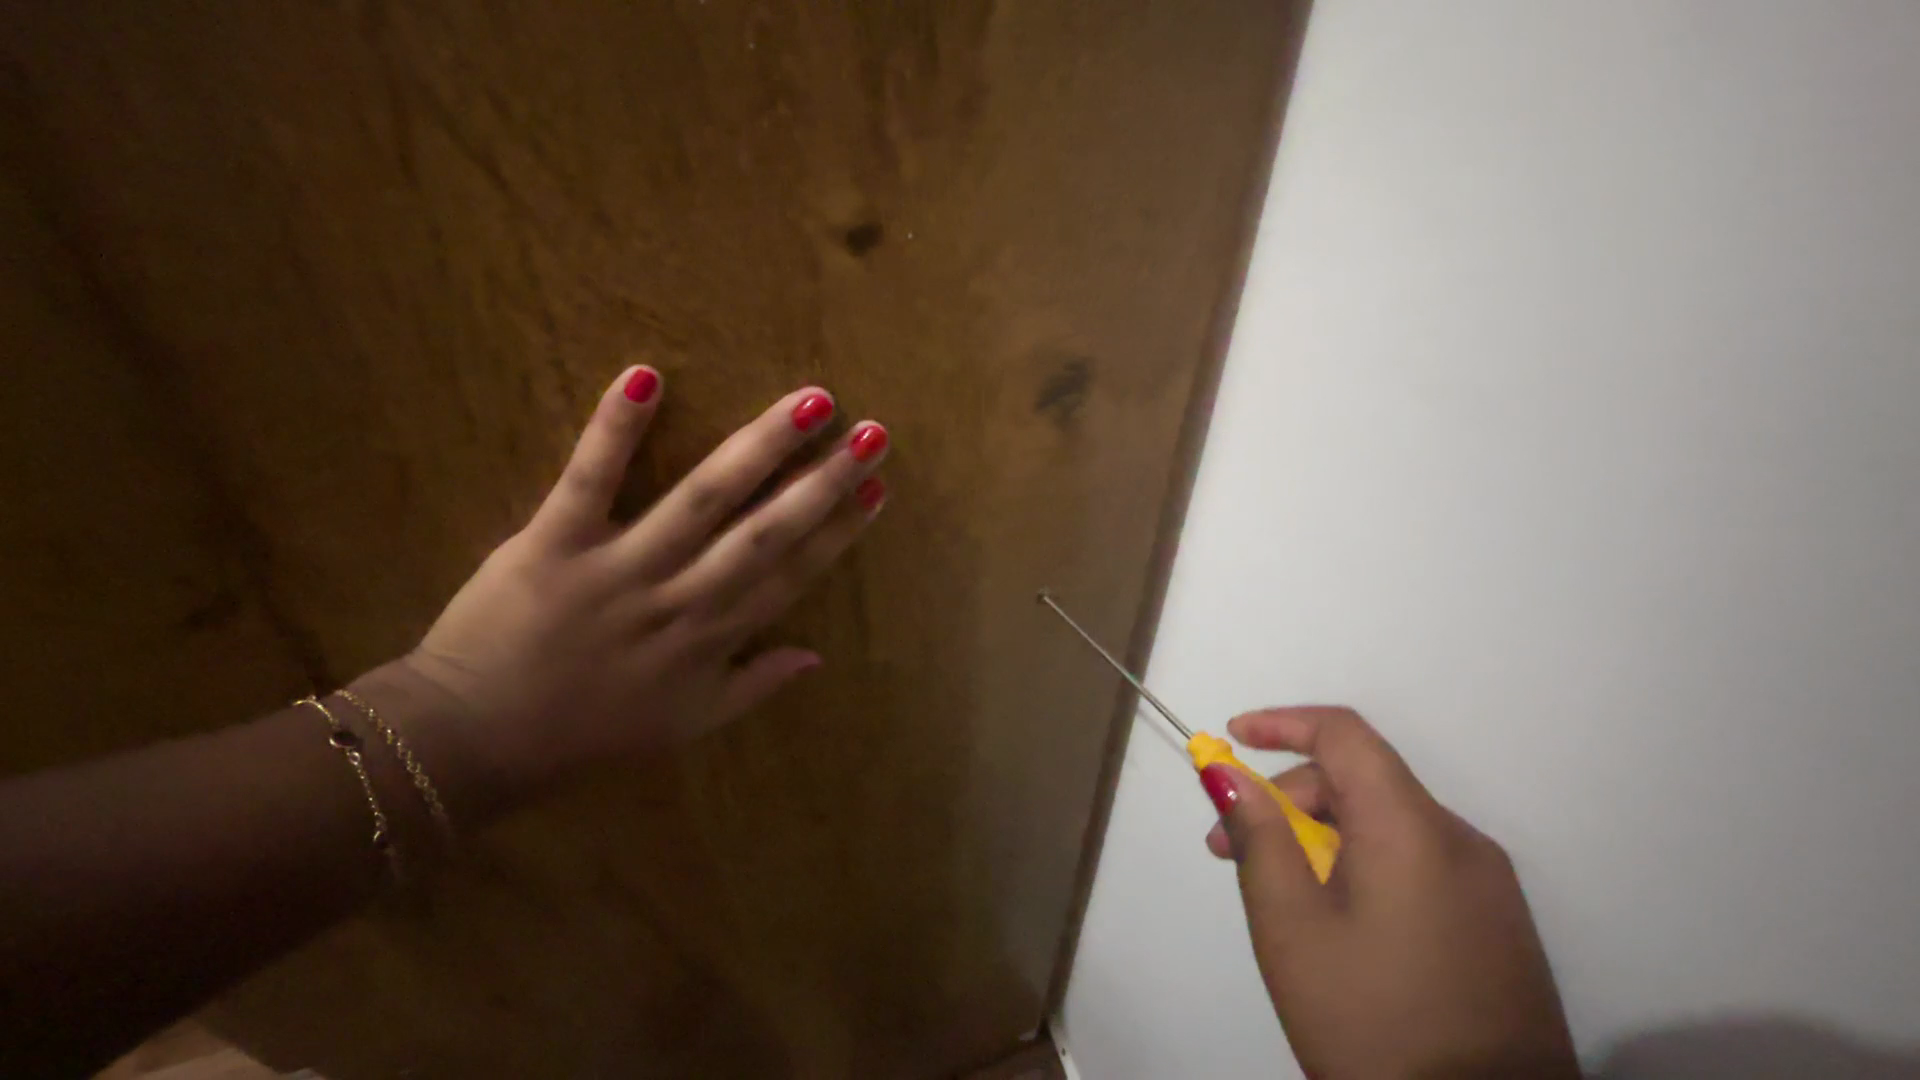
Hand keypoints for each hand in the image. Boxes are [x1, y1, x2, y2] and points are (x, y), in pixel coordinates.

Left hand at [389, 367, 887, 799]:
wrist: (474, 741)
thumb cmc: (588, 734)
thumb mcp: (686, 725)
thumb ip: (754, 687)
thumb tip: (817, 657)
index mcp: (711, 638)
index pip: (792, 574)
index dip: (840, 530)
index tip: (879, 488)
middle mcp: (680, 596)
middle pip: (765, 530)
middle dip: (824, 481)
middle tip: (872, 434)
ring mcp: (620, 566)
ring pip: (703, 498)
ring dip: (760, 447)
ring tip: (810, 402)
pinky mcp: (554, 541)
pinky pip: (590, 478)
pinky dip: (616, 428)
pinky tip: (648, 376)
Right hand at [1200, 707, 1578, 1078]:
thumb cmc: (1370, 1021)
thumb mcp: (1290, 925)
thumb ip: (1258, 836)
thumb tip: (1229, 774)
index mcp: (1412, 829)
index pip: (1344, 734)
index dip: (1282, 723)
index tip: (1231, 737)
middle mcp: (1460, 840)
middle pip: (1361, 781)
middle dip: (1287, 797)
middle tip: (1228, 847)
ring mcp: (1488, 885)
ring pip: (1386, 824)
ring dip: (1320, 835)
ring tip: (1275, 891)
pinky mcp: (1498, 924)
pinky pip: (1417, 862)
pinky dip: (1361, 863)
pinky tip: (1334, 918)